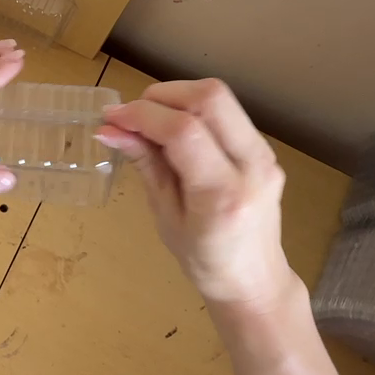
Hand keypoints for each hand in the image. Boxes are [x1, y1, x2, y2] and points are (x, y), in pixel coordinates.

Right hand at [96, 79, 293, 313]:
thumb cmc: (203, 260)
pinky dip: (192, 109)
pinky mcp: (264, 149)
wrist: (254, 280)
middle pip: (210, 97)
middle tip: (133, 114)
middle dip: (163, 95)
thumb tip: (109, 130)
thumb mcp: (164, 215)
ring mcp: (265, 154)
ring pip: (219, 97)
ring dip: (177, 98)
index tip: (111, 119)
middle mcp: (252, 166)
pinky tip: (171, 130)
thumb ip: (145, 164)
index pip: (183, 131)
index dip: (142, 115)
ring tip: (150, 121)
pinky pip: (226, 112)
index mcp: (223, 194)